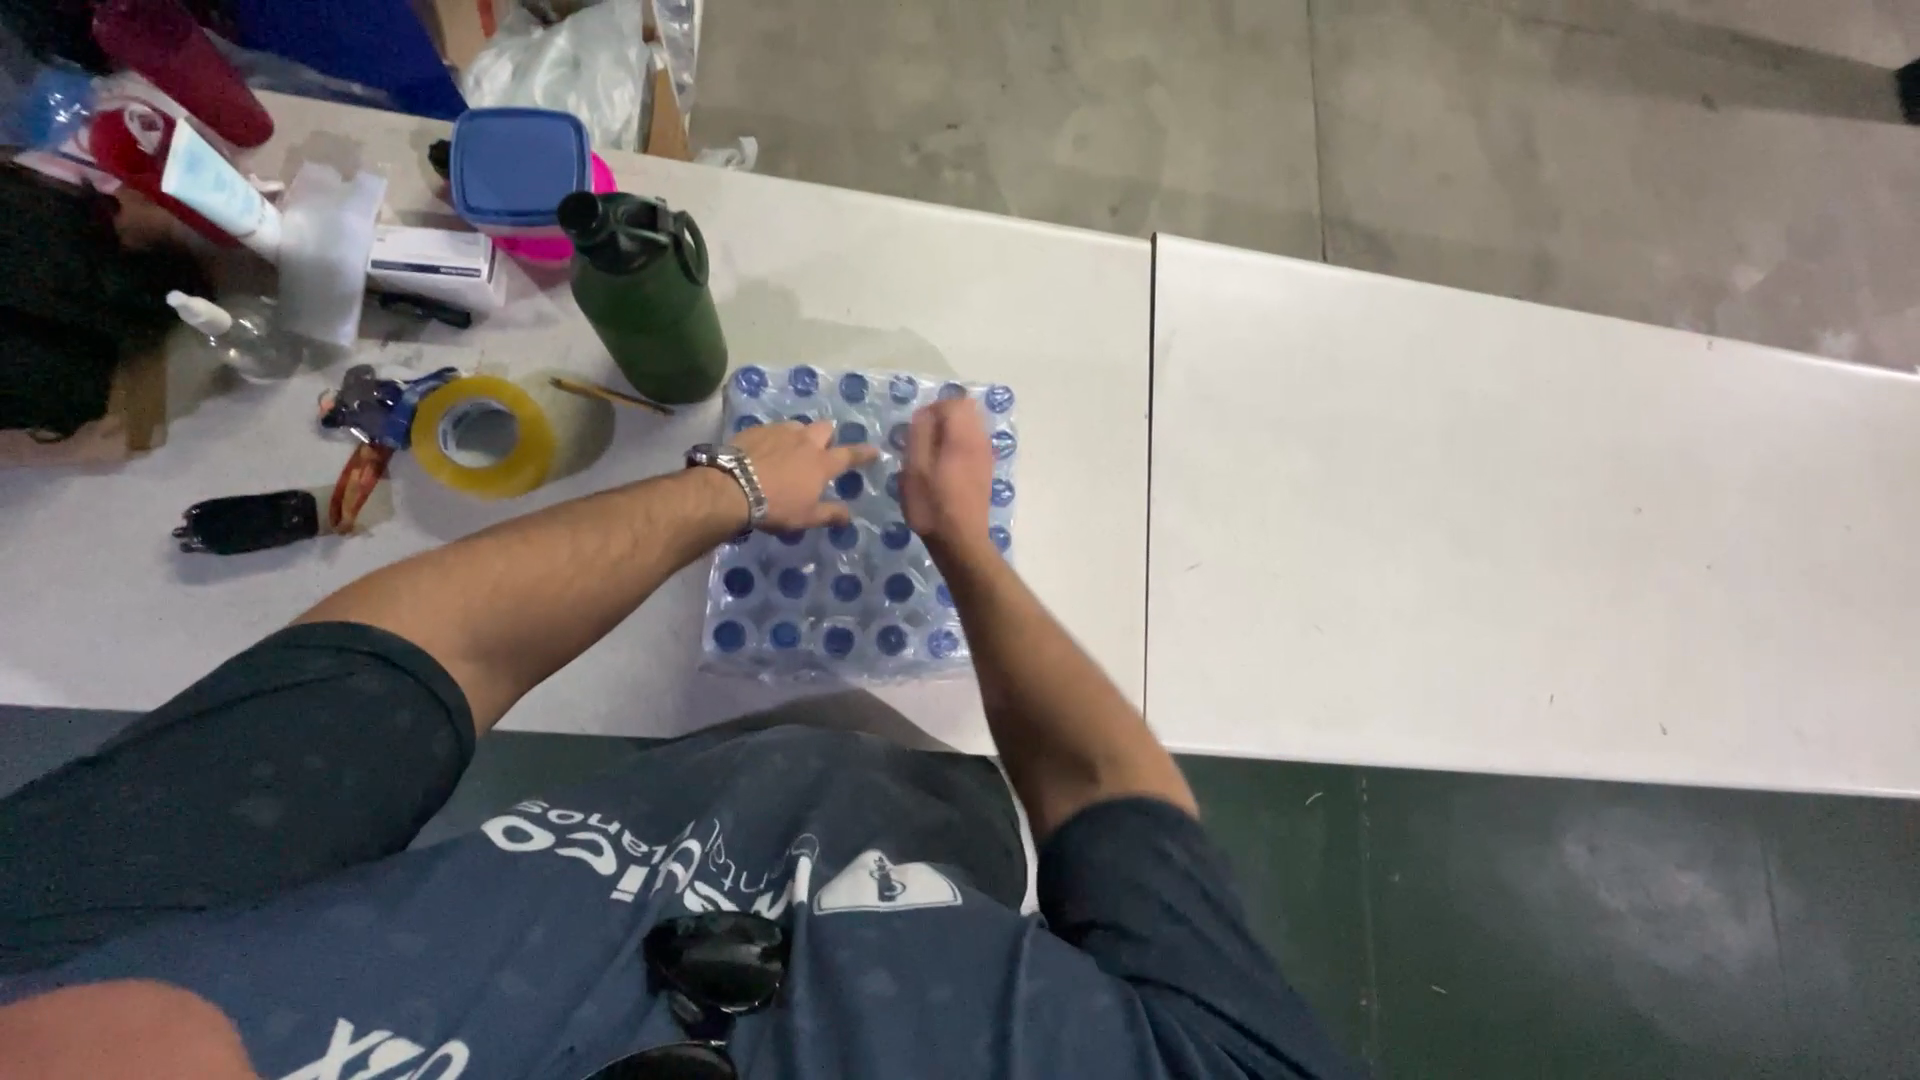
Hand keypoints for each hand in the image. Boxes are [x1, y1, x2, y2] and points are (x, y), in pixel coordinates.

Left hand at [733, 420, 878, 529]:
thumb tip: (849, 516)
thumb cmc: (776, 505)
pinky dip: (775, 439)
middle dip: (827, 437)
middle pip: (825, 428)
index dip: (864, 453)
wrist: (732, 487)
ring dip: (800, 436)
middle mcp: (805, 440)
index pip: (850, 454)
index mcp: (821, 462)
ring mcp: (780, 431)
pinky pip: (773, 429)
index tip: (873, 450)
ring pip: (798, 426)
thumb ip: (830, 514)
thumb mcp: (807, 517)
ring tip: (789, 451)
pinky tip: (765, 452)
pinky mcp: (757, 429)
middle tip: (820, 451)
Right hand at [900, 399, 994, 558]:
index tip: (915, 429)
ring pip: (971, 427)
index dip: (932, 409)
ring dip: (951, 433)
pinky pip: (973, 445)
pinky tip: (943, 469)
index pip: (954, 402)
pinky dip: (958, 447)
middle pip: (967, 411)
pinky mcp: (986, 471)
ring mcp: (986, 457)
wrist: (960, 540)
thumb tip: (925, 414)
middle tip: (922, 440)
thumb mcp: (915, 468)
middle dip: (943, 418)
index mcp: (963, 437)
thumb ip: (919, 435)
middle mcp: (980, 441)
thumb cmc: (931, 505)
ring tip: (931, 455)